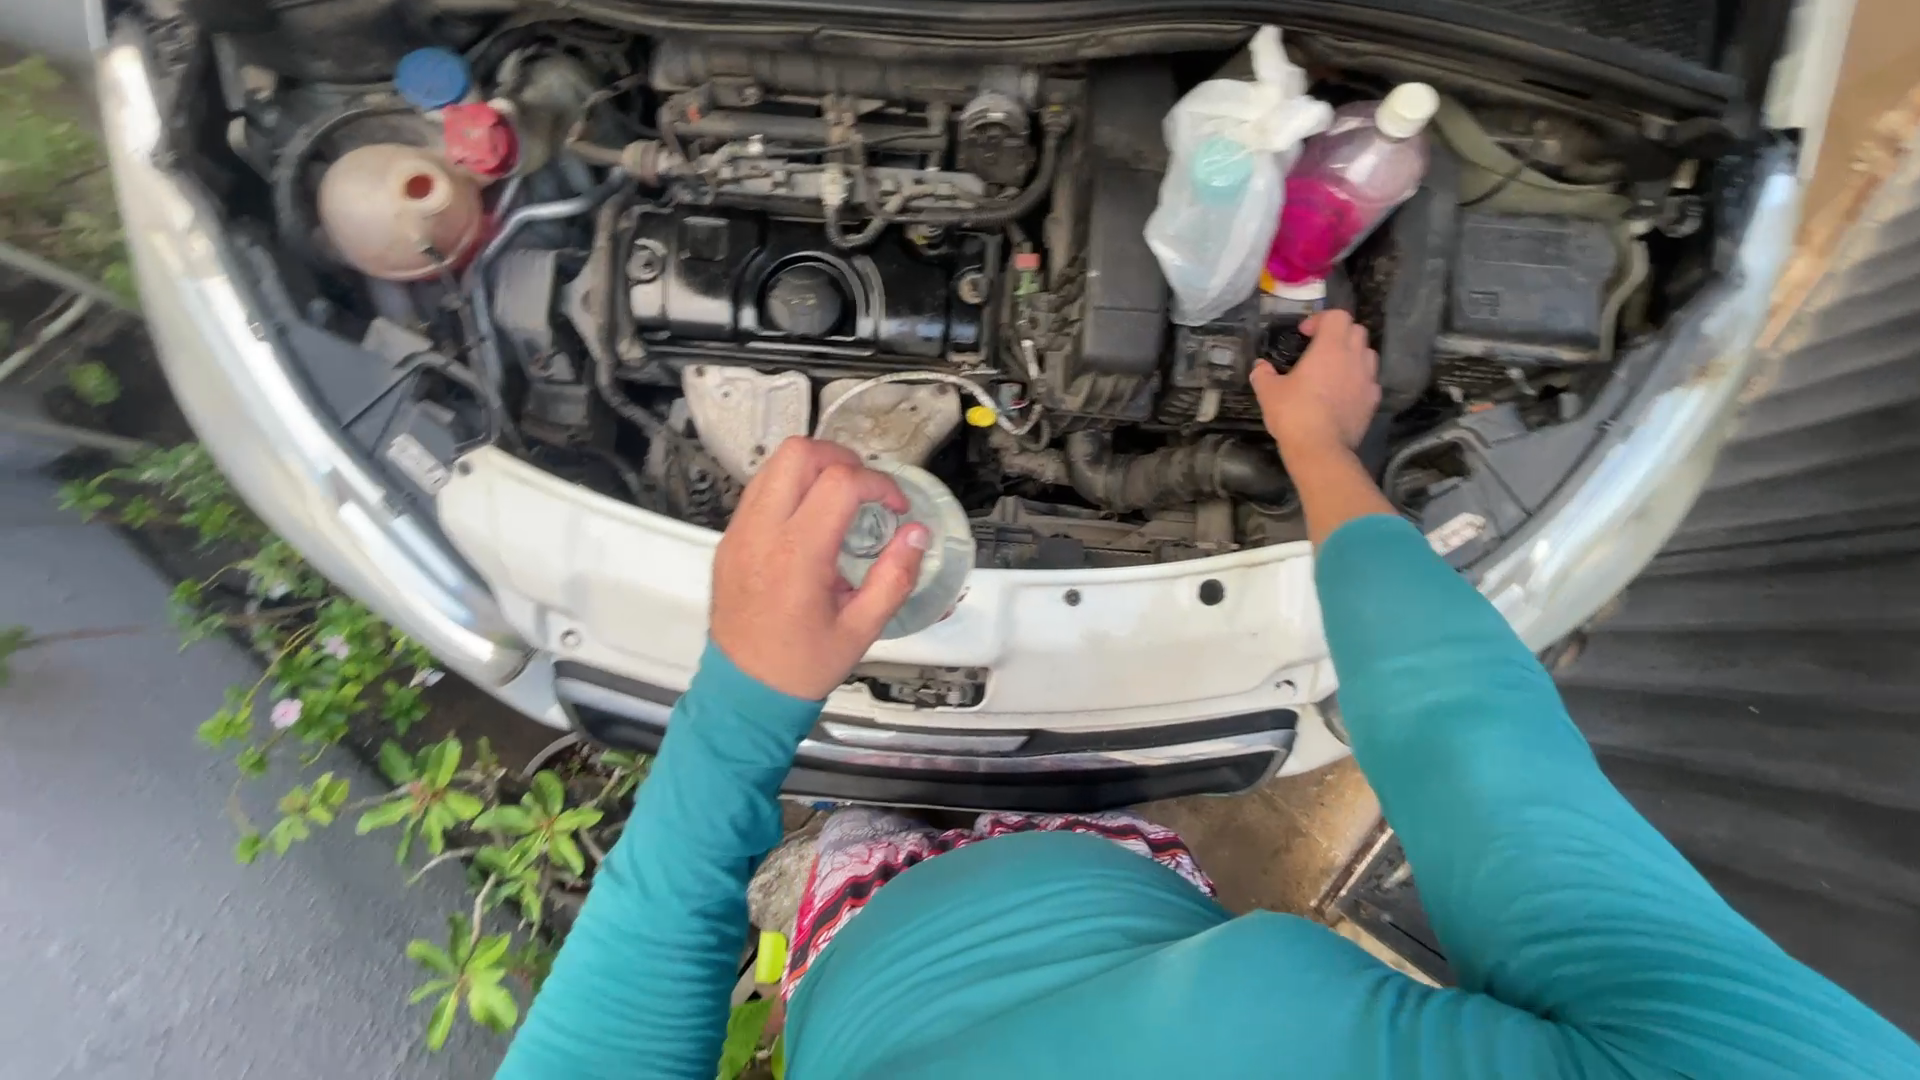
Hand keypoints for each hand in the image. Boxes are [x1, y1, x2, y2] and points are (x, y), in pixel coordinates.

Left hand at [709, 437, 929, 699]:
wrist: (745, 691)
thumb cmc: (801, 665)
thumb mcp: (862, 629)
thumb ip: (895, 577)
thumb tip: (916, 535)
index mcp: (797, 556)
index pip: (840, 483)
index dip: (879, 484)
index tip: (895, 506)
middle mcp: (761, 534)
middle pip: (798, 454)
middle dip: (842, 460)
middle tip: (866, 489)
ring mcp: (739, 534)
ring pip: (774, 465)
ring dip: (814, 469)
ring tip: (841, 500)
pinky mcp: (730, 540)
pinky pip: (759, 490)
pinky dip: (790, 488)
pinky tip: (812, 520)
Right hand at [1250, 309, 1380, 459]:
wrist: (1320, 448)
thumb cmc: (1293, 414)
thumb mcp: (1267, 392)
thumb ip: (1262, 374)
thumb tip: (1260, 366)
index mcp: (1329, 348)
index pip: (1337, 316)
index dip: (1320, 319)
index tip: (1304, 334)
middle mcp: (1354, 357)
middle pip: (1356, 330)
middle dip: (1338, 334)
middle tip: (1320, 348)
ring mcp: (1368, 379)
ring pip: (1367, 353)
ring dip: (1352, 355)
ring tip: (1333, 370)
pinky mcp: (1372, 400)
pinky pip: (1369, 380)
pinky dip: (1358, 380)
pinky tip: (1343, 393)